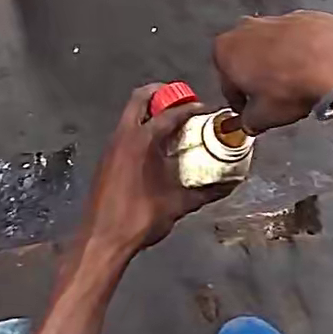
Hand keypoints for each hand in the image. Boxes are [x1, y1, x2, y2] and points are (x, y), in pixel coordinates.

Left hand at [83, 84, 222, 251]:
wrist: (101, 240)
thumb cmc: (140, 219)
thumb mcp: (178, 205)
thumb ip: (206, 192)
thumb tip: (230, 185)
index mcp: (142, 140)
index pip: (170, 113)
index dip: (190, 108)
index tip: (204, 109)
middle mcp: (124, 135)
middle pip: (141, 97)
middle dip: (162, 94)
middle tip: (182, 103)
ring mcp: (111, 145)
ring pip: (130, 113)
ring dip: (150, 111)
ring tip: (171, 124)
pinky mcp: (106, 158)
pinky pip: (125, 130)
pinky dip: (141, 128)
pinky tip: (155, 148)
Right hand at [213, 10, 332, 132]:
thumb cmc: (293, 81)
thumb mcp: (262, 117)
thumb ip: (249, 121)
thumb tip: (252, 122)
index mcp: (225, 50)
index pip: (226, 83)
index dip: (239, 102)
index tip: (248, 112)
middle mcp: (246, 29)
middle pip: (247, 61)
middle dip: (258, 80)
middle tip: (272, 101)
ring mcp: (274, 20)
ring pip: (271, 49)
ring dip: (279, 66)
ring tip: (296, 88)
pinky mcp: (301, 17)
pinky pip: (296, 41)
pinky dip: (301, 54)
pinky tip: (311, 73)